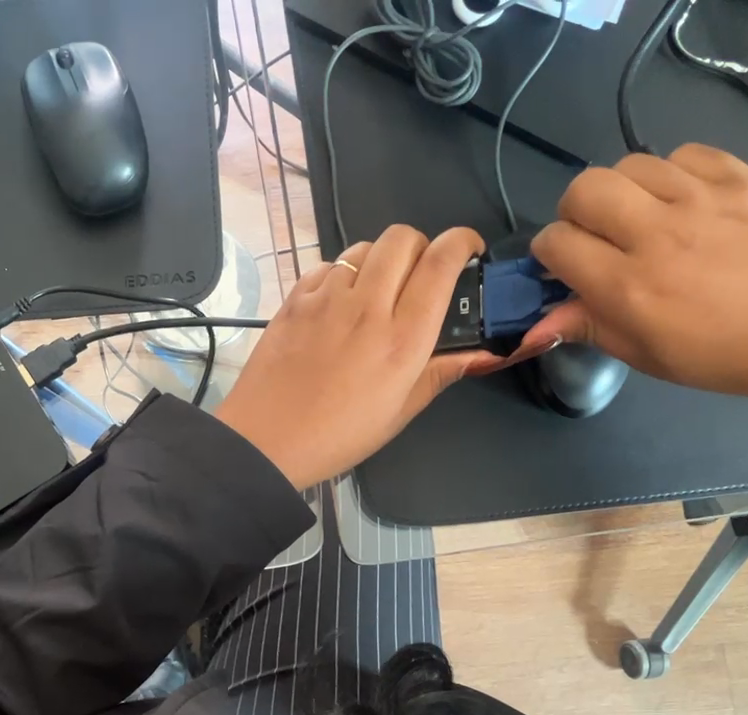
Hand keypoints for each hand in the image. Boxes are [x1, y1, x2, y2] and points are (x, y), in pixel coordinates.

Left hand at [216, 225, 493, 488]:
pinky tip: (336, 305)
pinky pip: (325, 267)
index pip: (441, 261)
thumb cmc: (337, 437)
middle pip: (402, 238)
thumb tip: (483, 353)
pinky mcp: (293, 301)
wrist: (264, 443)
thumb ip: (440, 372)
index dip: (462, 242)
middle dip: (419, 247)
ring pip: (362, 249)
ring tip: (374, 292)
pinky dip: (339, 275)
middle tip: (417, 276)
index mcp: (403, 338)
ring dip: (378, 261)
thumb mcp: (399, 413)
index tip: (467, 252)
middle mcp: (367, 307)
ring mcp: (325, 299)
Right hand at [517, 145, 747, 408]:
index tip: (562, 270)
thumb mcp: (652, 357)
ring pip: (631, 164)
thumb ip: (592, 329)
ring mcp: (705, 197)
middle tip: (595, 238)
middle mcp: (659, 232)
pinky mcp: (744, 176)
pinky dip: (672, 172)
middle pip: (584, 189)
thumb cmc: (737, 356)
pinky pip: (686, 154)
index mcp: (630, 285)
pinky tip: (685, 200)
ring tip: (640, 217)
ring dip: (622, 190)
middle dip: (574, 213)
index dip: (548, 256)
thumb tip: (535, 327)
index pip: (556, 243)